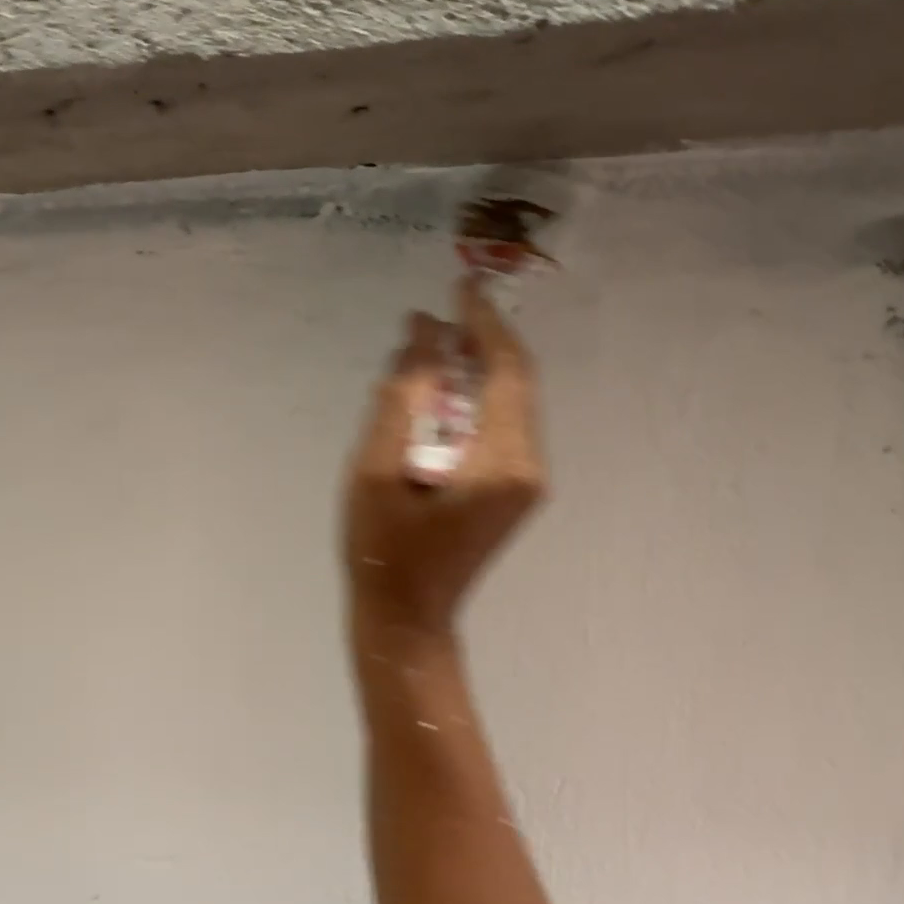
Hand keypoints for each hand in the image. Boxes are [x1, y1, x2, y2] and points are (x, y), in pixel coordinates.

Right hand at [342, 274, 546, 632]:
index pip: (506, 371)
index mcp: (501, 463)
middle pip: (516, 381)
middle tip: (438, 311)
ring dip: (476, 367)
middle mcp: (529, 467)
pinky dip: (474, 398)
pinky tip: (441, 390)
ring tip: (433, 342)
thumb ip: (400, 399)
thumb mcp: (375, 471)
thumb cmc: (381, 551)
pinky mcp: (514, 490)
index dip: (484, 323)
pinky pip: (502, 425)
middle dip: (480, 340)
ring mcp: (526, 481)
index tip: (458, 285)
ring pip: (511, 401)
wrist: (406, 618)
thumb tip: (419, 334)